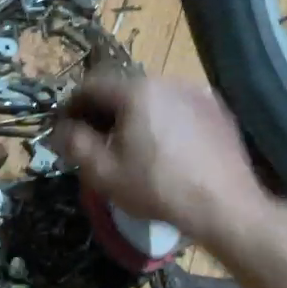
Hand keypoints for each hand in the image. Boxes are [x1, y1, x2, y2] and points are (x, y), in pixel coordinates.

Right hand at [51, 70, 269, 245]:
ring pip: (151, 97)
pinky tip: (164, 149)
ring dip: (133, 115)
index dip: (72, 106)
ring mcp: (197, 93)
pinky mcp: (217, 110)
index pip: (90, 86)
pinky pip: (178, 107)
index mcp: (136, 91)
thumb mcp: (103, 173)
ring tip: (130, 146)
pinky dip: (163, 120)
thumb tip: (60, 129)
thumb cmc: (158, 188)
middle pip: (122, 88)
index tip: (66, 129)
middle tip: (95, 140)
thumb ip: (75, 144)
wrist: (225, 206)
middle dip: (103, 111)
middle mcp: (167, 81)